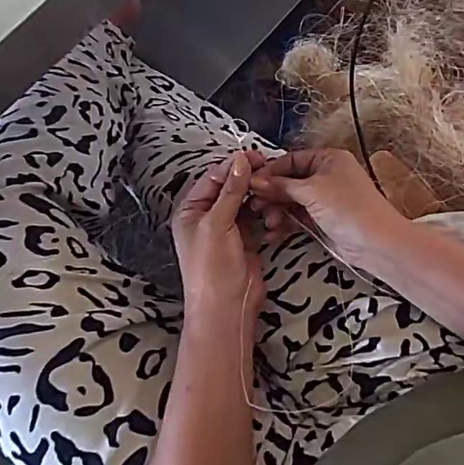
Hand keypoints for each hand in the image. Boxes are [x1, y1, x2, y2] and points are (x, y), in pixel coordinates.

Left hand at [172, 152, 265, 325]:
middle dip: (249, 181)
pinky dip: (266, 216)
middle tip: (269, 171)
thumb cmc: (211, 269)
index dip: (232, 166)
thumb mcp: (217, 224)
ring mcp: (227, 230)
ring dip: (260, 199)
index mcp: (190, 210)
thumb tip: (239, 161)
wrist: (226, 308)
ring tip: (272, 198)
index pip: (212, 178)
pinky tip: (273, 216)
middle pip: (230, 189)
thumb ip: (230, 191)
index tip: (253, 156)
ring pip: (246, 203)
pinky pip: (257, 219)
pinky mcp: (245, 241)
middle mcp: (206, 218)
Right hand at [247, 150, 413, 267]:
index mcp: (327, 159)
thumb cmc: (351, 209)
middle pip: (288, 180)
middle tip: (255, 204)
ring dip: (275, 210)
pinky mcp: (322, 218)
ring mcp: (324, 198)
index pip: (290, 159)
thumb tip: (255, 180)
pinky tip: (274, 230)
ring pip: (290, 200)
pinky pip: (296, 215)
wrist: (377, 244)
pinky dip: (284, 221)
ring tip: (267, 221)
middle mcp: (325, 175)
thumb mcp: (311, 191)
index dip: (270, 171)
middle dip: (271, 193)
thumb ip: (280, 185)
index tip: (251, 182)